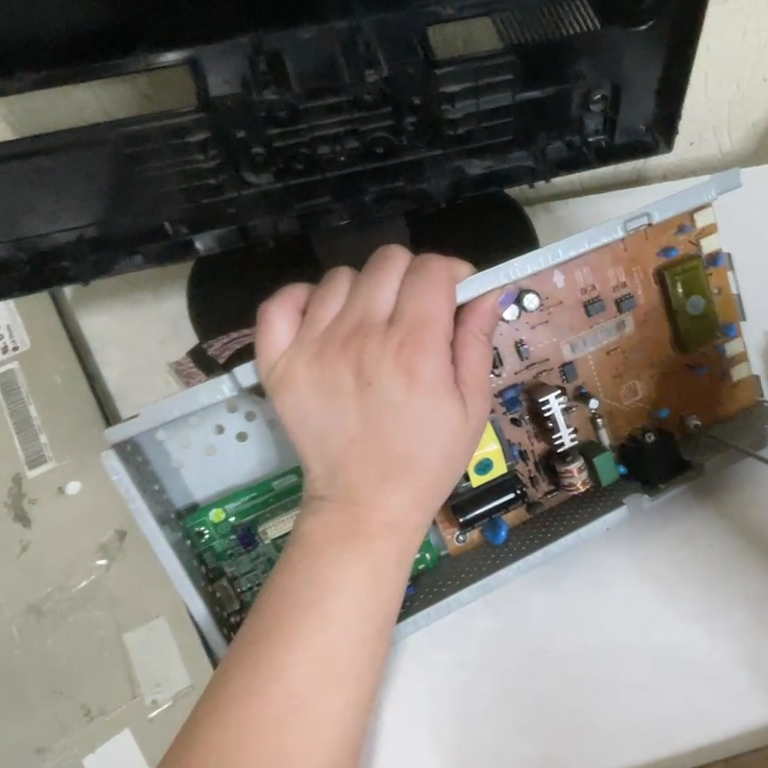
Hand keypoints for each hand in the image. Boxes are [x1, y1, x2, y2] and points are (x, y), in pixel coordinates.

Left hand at [255, 246, 501, 545]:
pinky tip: (325, 320)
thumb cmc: (428, 460)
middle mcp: (362, 337)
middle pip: (388, 261)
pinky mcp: (280, 363)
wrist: (366, 505)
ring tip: (374, 325)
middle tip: (419, 310)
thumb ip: (477, 342)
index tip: (457, 294)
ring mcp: (314, 347)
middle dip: (413, 276)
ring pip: (341, 277)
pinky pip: (282, 302)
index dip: (453, 274)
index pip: (432, 269)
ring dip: (365, 291)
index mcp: (415, 348)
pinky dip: (304, 300)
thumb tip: (487, 291)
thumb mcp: (472, 406)